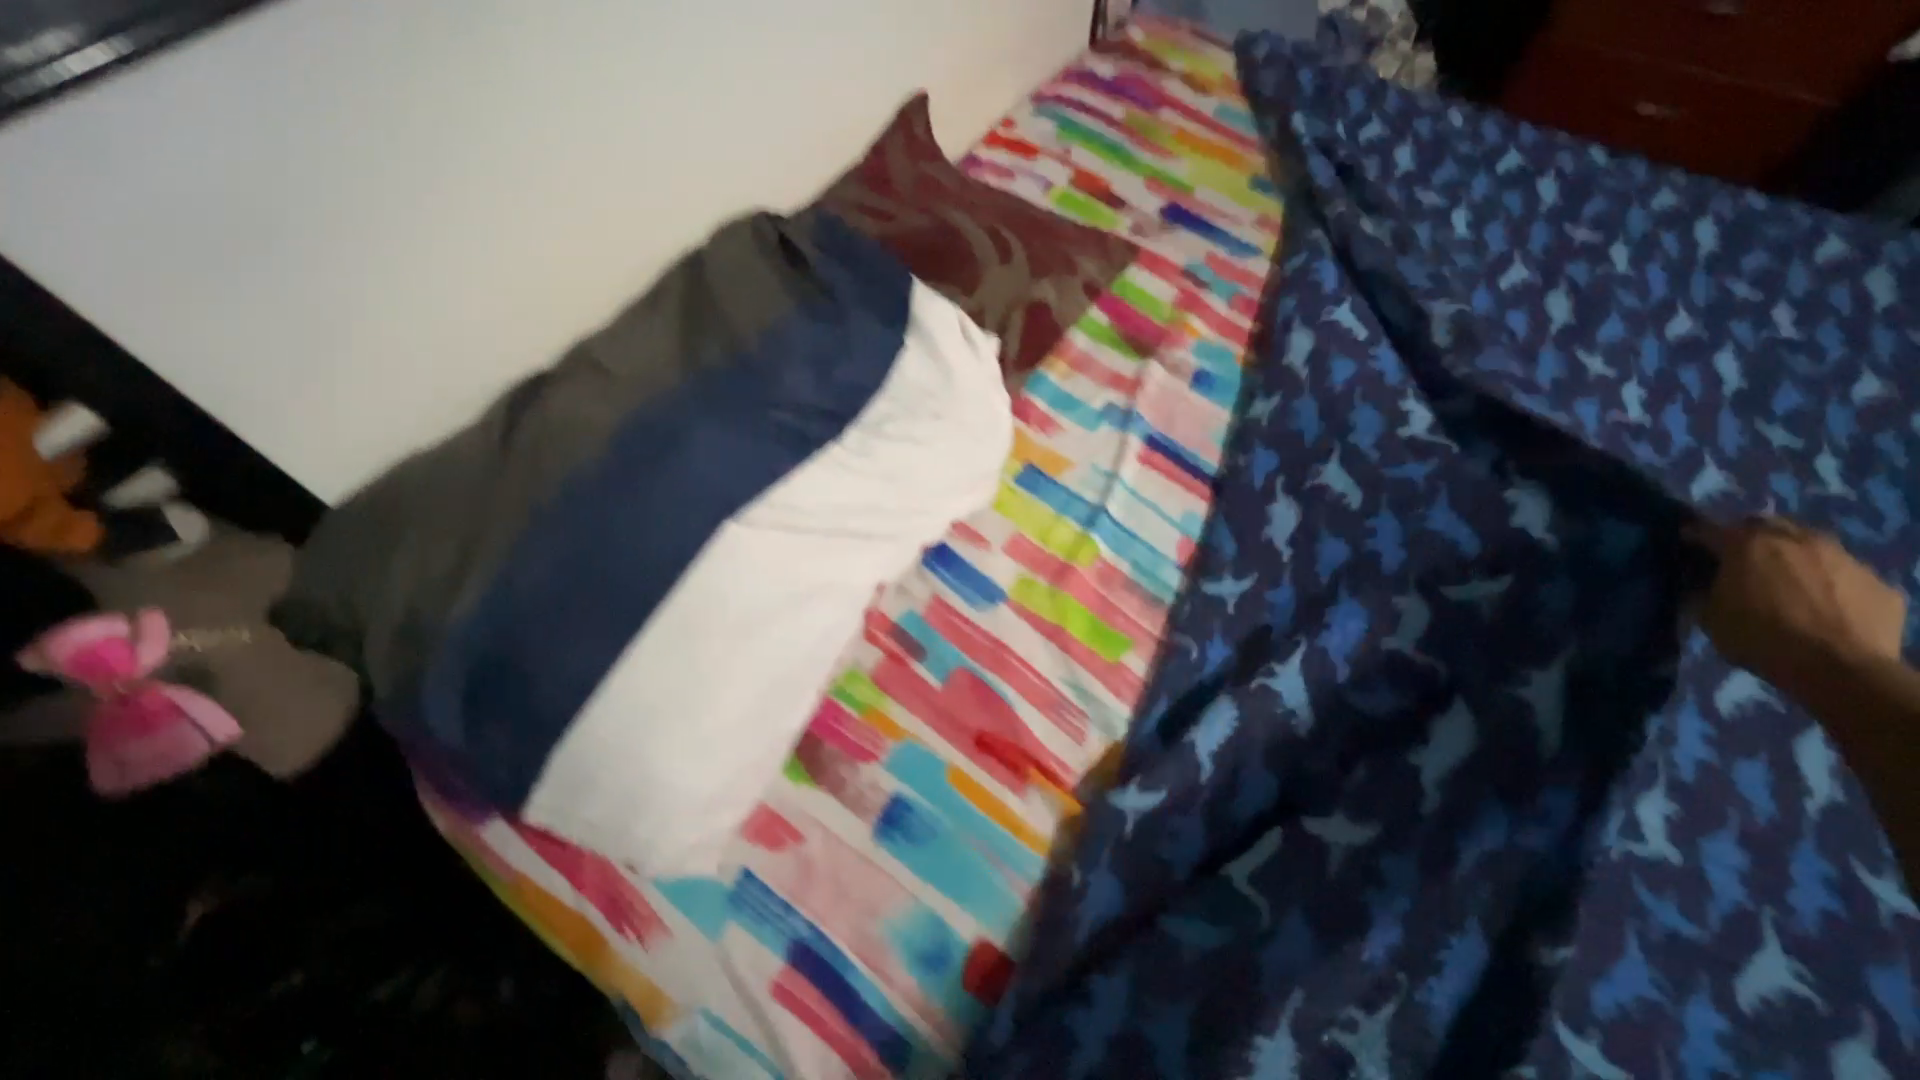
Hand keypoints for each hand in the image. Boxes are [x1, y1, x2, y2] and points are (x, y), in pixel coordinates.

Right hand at [1688, 518, 1906, 682]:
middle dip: (1748, 536)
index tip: (1686, 546)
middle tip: (1739, 559)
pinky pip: (1844, 573)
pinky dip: (1829, 582)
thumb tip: (1699, 583)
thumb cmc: (1761, 638)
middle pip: (1765, 525)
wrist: (1840, 668)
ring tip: (1786, 581)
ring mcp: (1843, 557)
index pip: (1707, 529)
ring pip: (1810, 543)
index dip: (1693, 536)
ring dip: (1793, 555)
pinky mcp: (1877, 580)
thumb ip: (1702, 592)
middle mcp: (1795, 539)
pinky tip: (1824, 606)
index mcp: (1746, 544)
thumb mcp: (1710, 619)